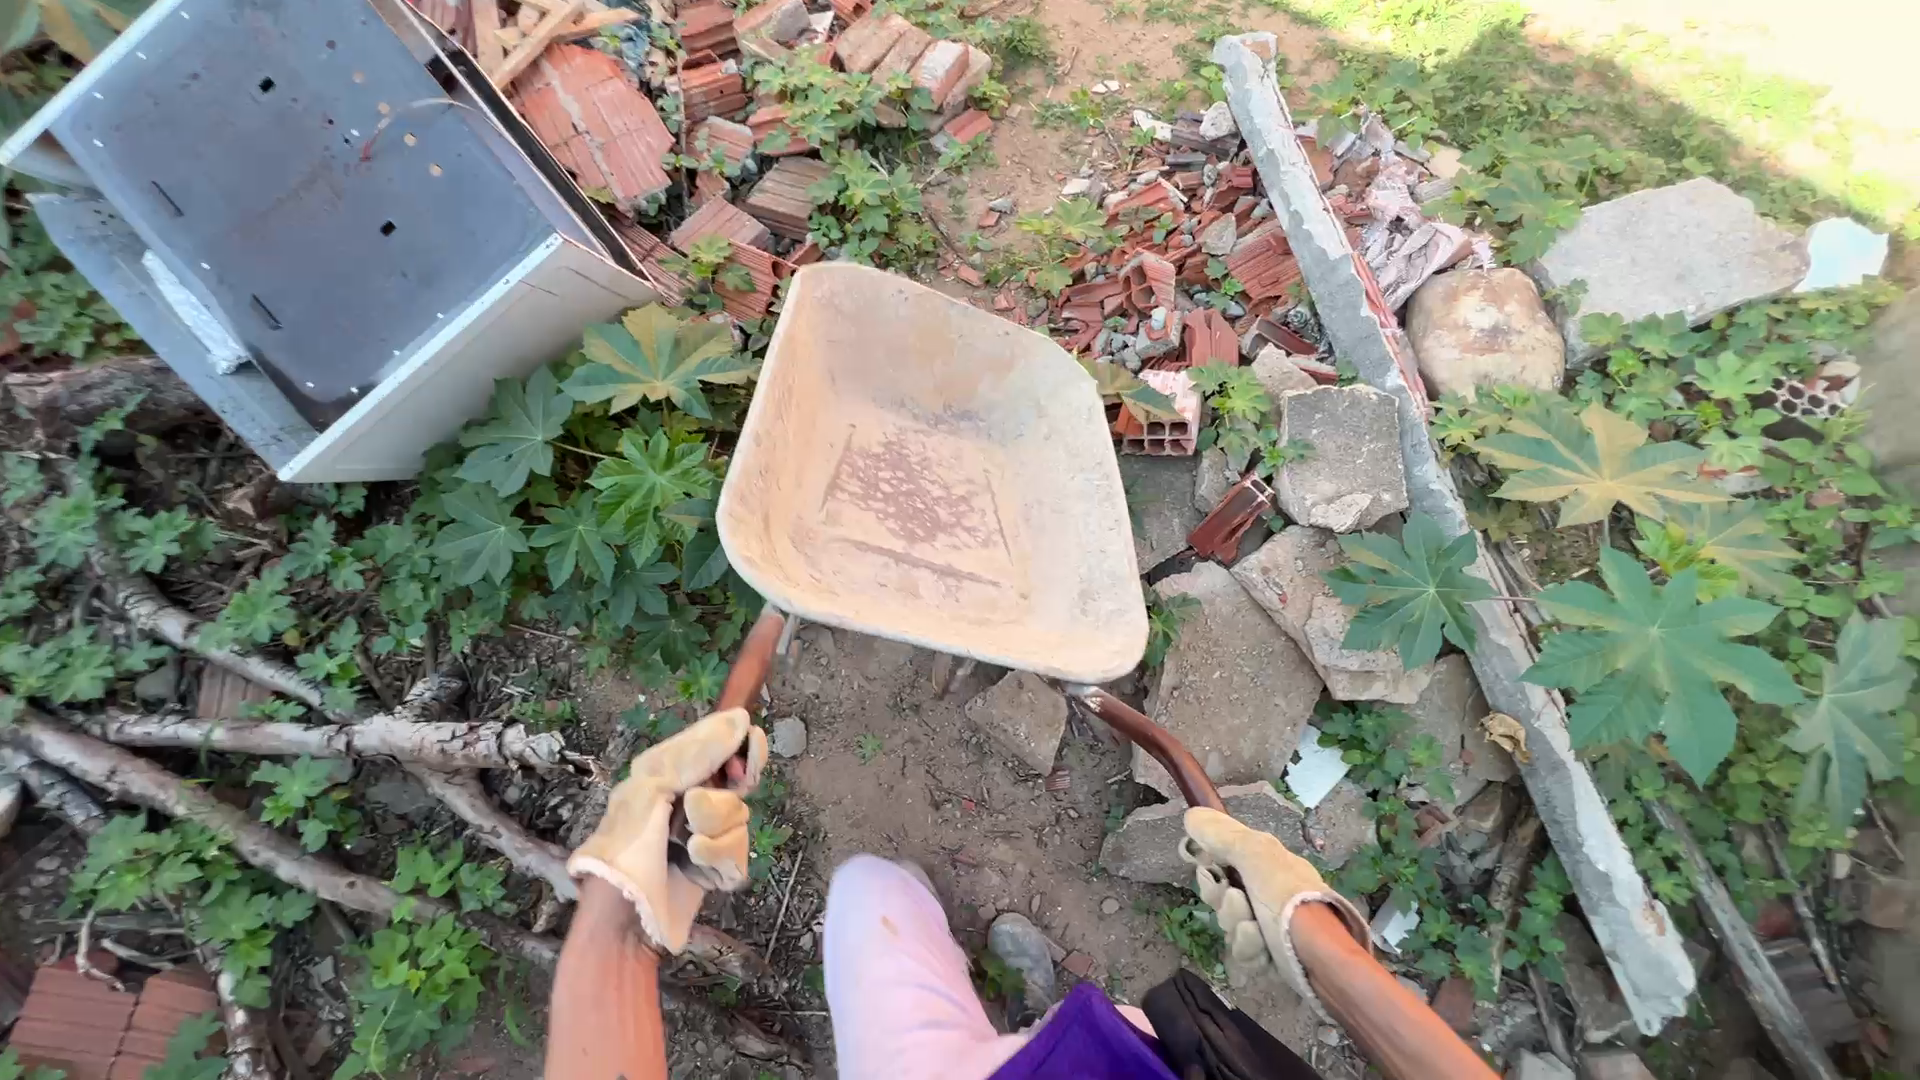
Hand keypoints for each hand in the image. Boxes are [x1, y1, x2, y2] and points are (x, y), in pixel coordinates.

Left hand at [568, 708, 767, 953]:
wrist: (621, 922)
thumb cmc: (624, 848)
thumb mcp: (651, 788)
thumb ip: (697, 753)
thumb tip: (741, 718)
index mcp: (672, 774)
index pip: (724, 744)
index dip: (741, 746)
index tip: (744, 751)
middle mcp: (692, 799)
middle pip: (741, 779)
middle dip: (721, 796)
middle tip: (695, 810)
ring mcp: (708, 834)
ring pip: (740, 816)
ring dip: (714, 831)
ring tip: (684, 847)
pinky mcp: (719, 870)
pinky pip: (740, 852)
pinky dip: (719, 859)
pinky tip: (695, 868)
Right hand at [1181, 807, 1370, 1019]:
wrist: (1322, 958)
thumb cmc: (1288, 898)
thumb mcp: (1255, 854)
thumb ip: (1221, 834)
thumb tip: (1191, 815)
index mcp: (1266, 864)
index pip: (1222, 859)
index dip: (1210, 866)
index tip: (1208, 869)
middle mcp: (1266, 892)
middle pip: (1220, 894)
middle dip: (1224, 901)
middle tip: (1236, 900)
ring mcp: (1268, 926)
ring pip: (1229, 924)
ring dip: (1237, 926)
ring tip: (1255, 930)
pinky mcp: (1269, 957)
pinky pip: (1241, 951)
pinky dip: (1250, 950)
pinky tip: (1263, 951)